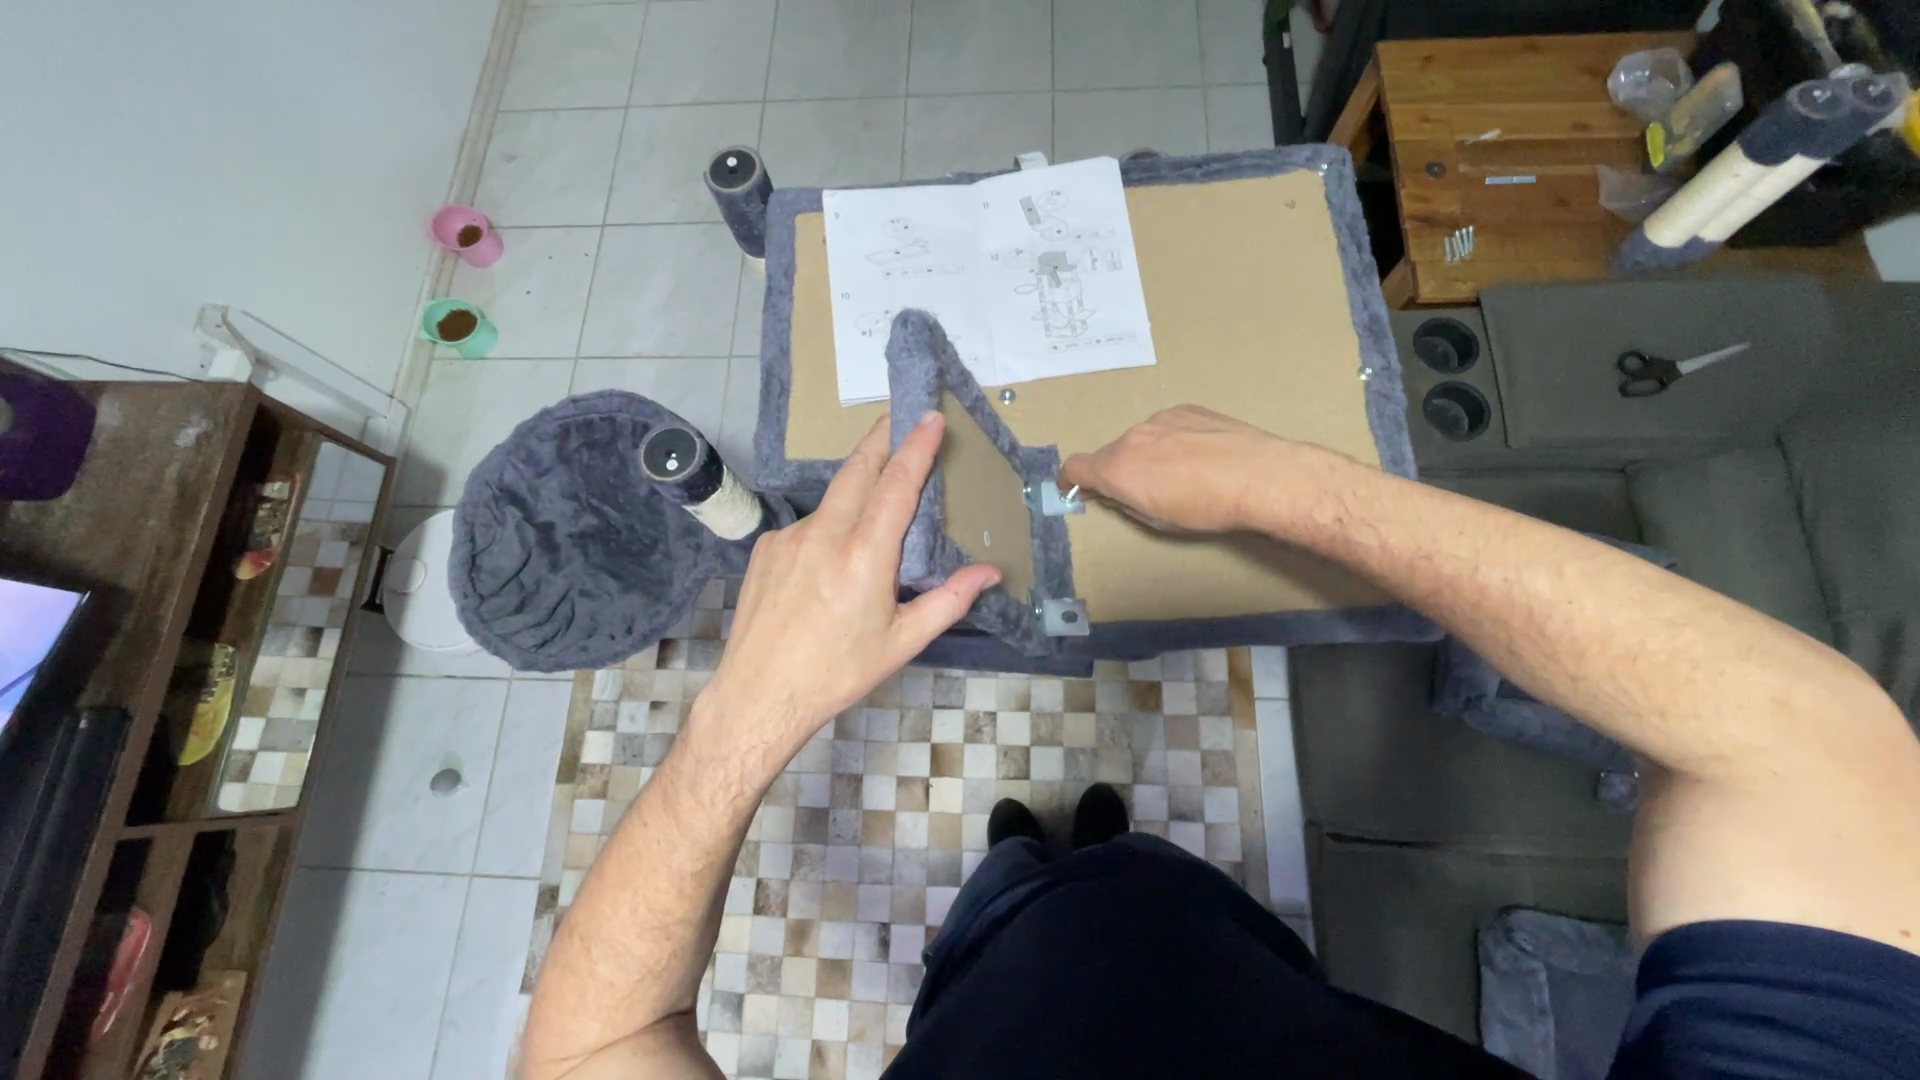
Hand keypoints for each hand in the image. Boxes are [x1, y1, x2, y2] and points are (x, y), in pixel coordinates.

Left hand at [697, 412, 1001, 756]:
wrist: (759, 694)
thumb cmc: (838, 672)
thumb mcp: (902, 642)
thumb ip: (949, 601)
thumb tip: (990, 573)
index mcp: (864, 556)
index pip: (896, 484)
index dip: (916, 446)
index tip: (930, 416)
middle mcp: (824, 534)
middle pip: (858, 468)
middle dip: (882, 437)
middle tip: (902, 416)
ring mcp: (789, 537)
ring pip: (832, 498)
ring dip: (857, 485)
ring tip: (876, 495)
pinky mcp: (766, 547)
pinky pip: (808, 524)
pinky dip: (830, 525)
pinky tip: (832, 557)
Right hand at [1060, 405, 1309, 532]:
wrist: (1258, 476)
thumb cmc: (1206, 508)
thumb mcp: (1157, 520)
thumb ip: (1126, 503)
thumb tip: (1116, 495)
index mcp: (1117, 468)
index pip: (1075, 467)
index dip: (1072, 480)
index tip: (1080, 488)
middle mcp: (1131, 438)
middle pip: (1111, 453)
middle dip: (1120, 471)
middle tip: (1148, 490)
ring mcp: (1159, 419)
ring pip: (1141, 439)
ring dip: (1150, 454)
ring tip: (1184, 472)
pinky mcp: (1187, 409)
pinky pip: (1168, 426)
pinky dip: (1174, 439)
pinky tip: (1201, 454)